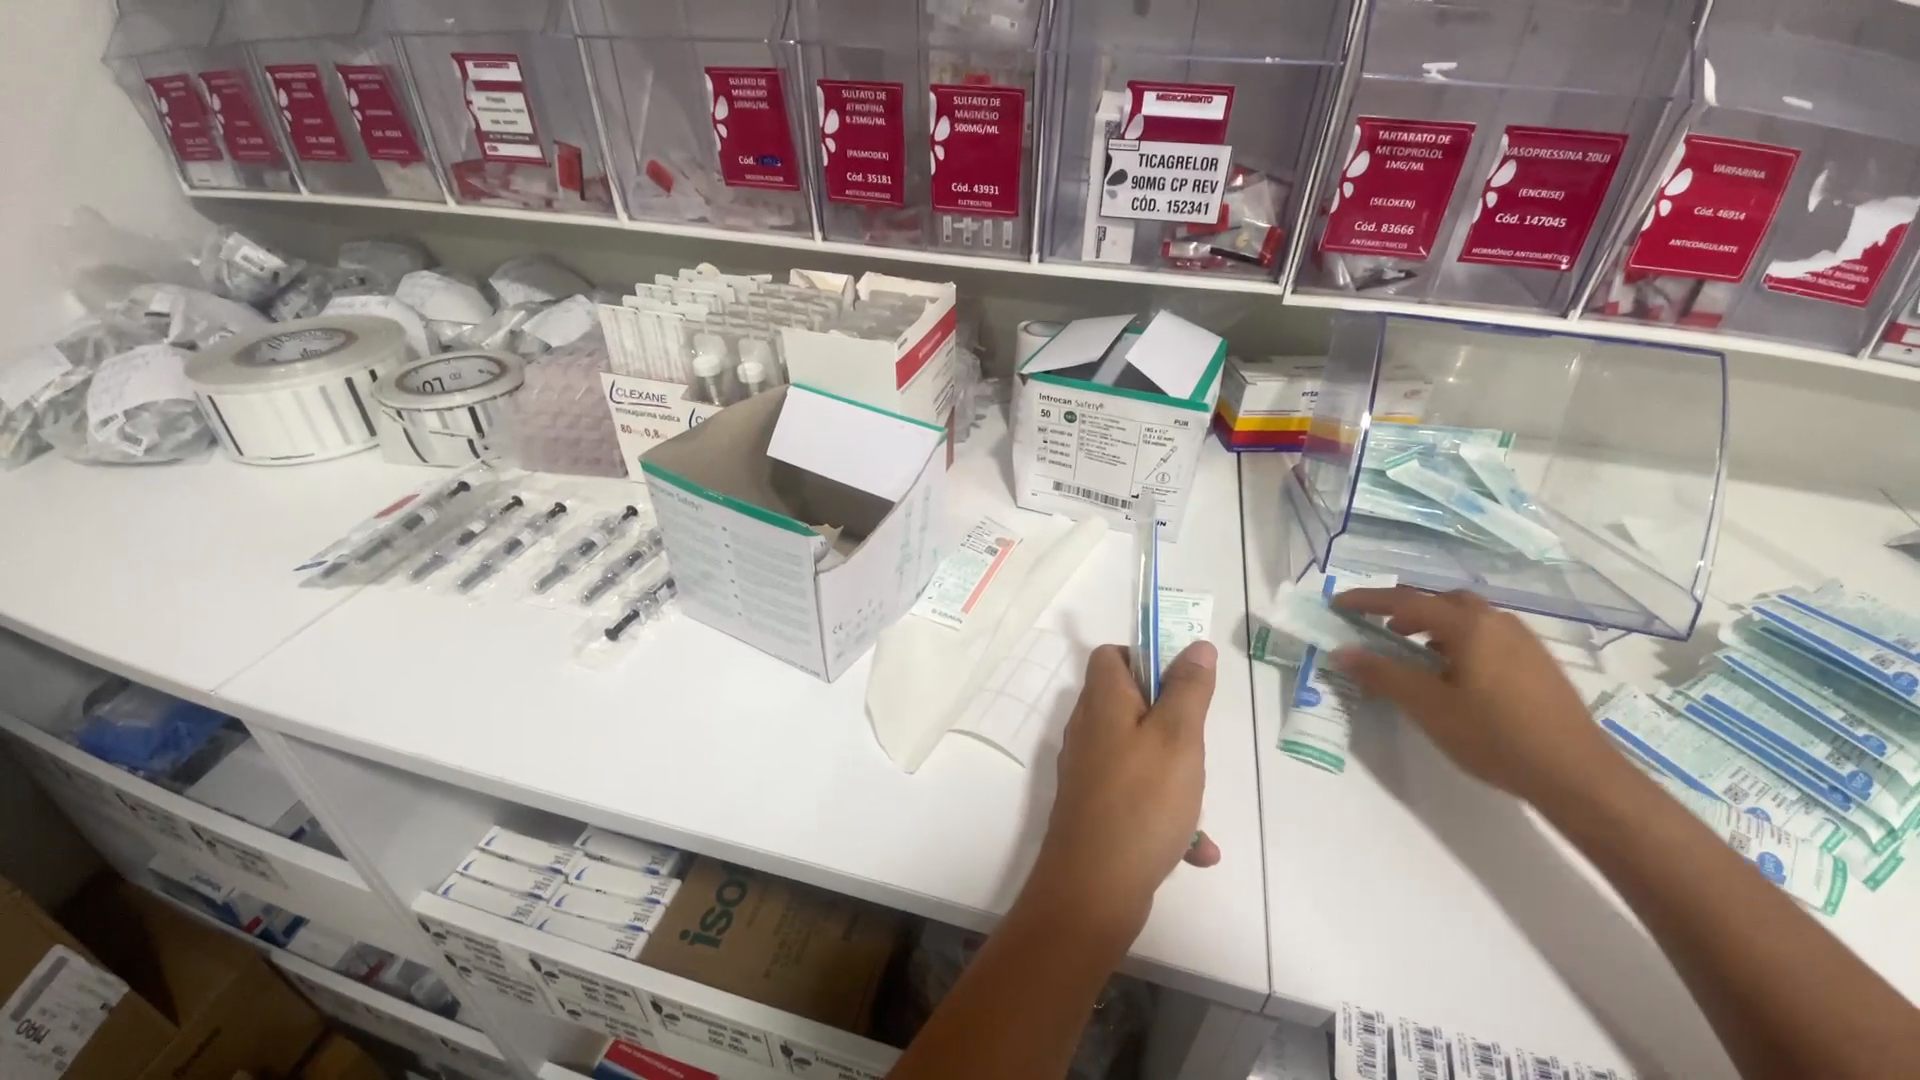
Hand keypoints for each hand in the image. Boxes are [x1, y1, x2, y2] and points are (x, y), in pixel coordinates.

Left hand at [1027, 643, 1221, 937]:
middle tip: (1196, 744)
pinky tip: (1197, 848)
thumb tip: (1194, 645)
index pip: (1111, 655)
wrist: (1093, 889)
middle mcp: (1088, 732)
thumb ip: (1188, 689)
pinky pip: (1139, 798)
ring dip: (1175, 774)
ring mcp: (1089, 773)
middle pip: (1129, 704)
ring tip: (1197, 802)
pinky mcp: (1096, 809)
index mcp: (1101, 703)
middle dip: (1172, 721)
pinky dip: (1167, 815)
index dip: (1146, 657)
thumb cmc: (1141, 802)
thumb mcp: (1178, 737)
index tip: (1184, 683)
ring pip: (1140, 755)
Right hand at [1330, 587, 1615, 804]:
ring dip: (1432, 626)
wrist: (1576, 774)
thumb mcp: (1428, 707)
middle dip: (1404, 609)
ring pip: (1466, 618)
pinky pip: (1485, 636)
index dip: (1367, 601)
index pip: (1406, 601)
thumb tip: (1343, 651)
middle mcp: (1497, 622)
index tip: (1337, 604)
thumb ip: (1383, 674)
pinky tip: (1452, 675)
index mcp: (1469, 625)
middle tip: (1378, 629)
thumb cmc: (1494, 736)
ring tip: (1412, 653)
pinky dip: (1456, 641)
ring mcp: (1522, 641)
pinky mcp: (1536, 663)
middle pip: (1441, 601)